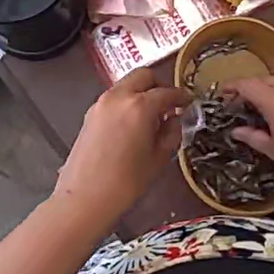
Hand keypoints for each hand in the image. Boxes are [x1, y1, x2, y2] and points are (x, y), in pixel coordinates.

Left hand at [54, 69, 192, 220]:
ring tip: (152, 116)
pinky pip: (114, 98)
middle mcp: (119, 96)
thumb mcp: (159, 158)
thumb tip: (175, 119)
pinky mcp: (90, 113)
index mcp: (140, 105)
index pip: (167, 92)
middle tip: (169, 103)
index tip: (189, 103)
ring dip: (141, 92)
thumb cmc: (127, 182)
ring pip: (126, 84)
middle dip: (159, 85)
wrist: (85, 197)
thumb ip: (171, 132)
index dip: (182, 97)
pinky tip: (133, 124)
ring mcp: (101, 103)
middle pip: (143, 76)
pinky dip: (127, 102)